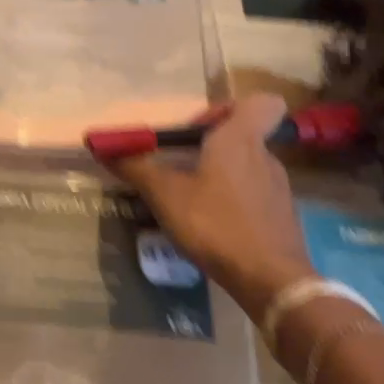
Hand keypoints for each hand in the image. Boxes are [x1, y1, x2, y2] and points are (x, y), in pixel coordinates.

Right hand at [110, 94, 315, 316]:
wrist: (270, 280)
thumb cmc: (215, 223)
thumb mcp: (164, 194)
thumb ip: (135, 167)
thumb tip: (102, 147)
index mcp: (240, 141)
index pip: (261, 103)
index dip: (231, 108)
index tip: (198, 128)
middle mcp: (265, 157)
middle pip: (242, 136)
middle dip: (207, 146)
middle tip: (176, 165)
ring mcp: (277, 188)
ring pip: (244, 167)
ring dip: (216, 175)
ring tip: (186, 200)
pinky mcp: (280, 216)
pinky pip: (251, 194)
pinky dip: (229, 202)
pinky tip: (208, 225)